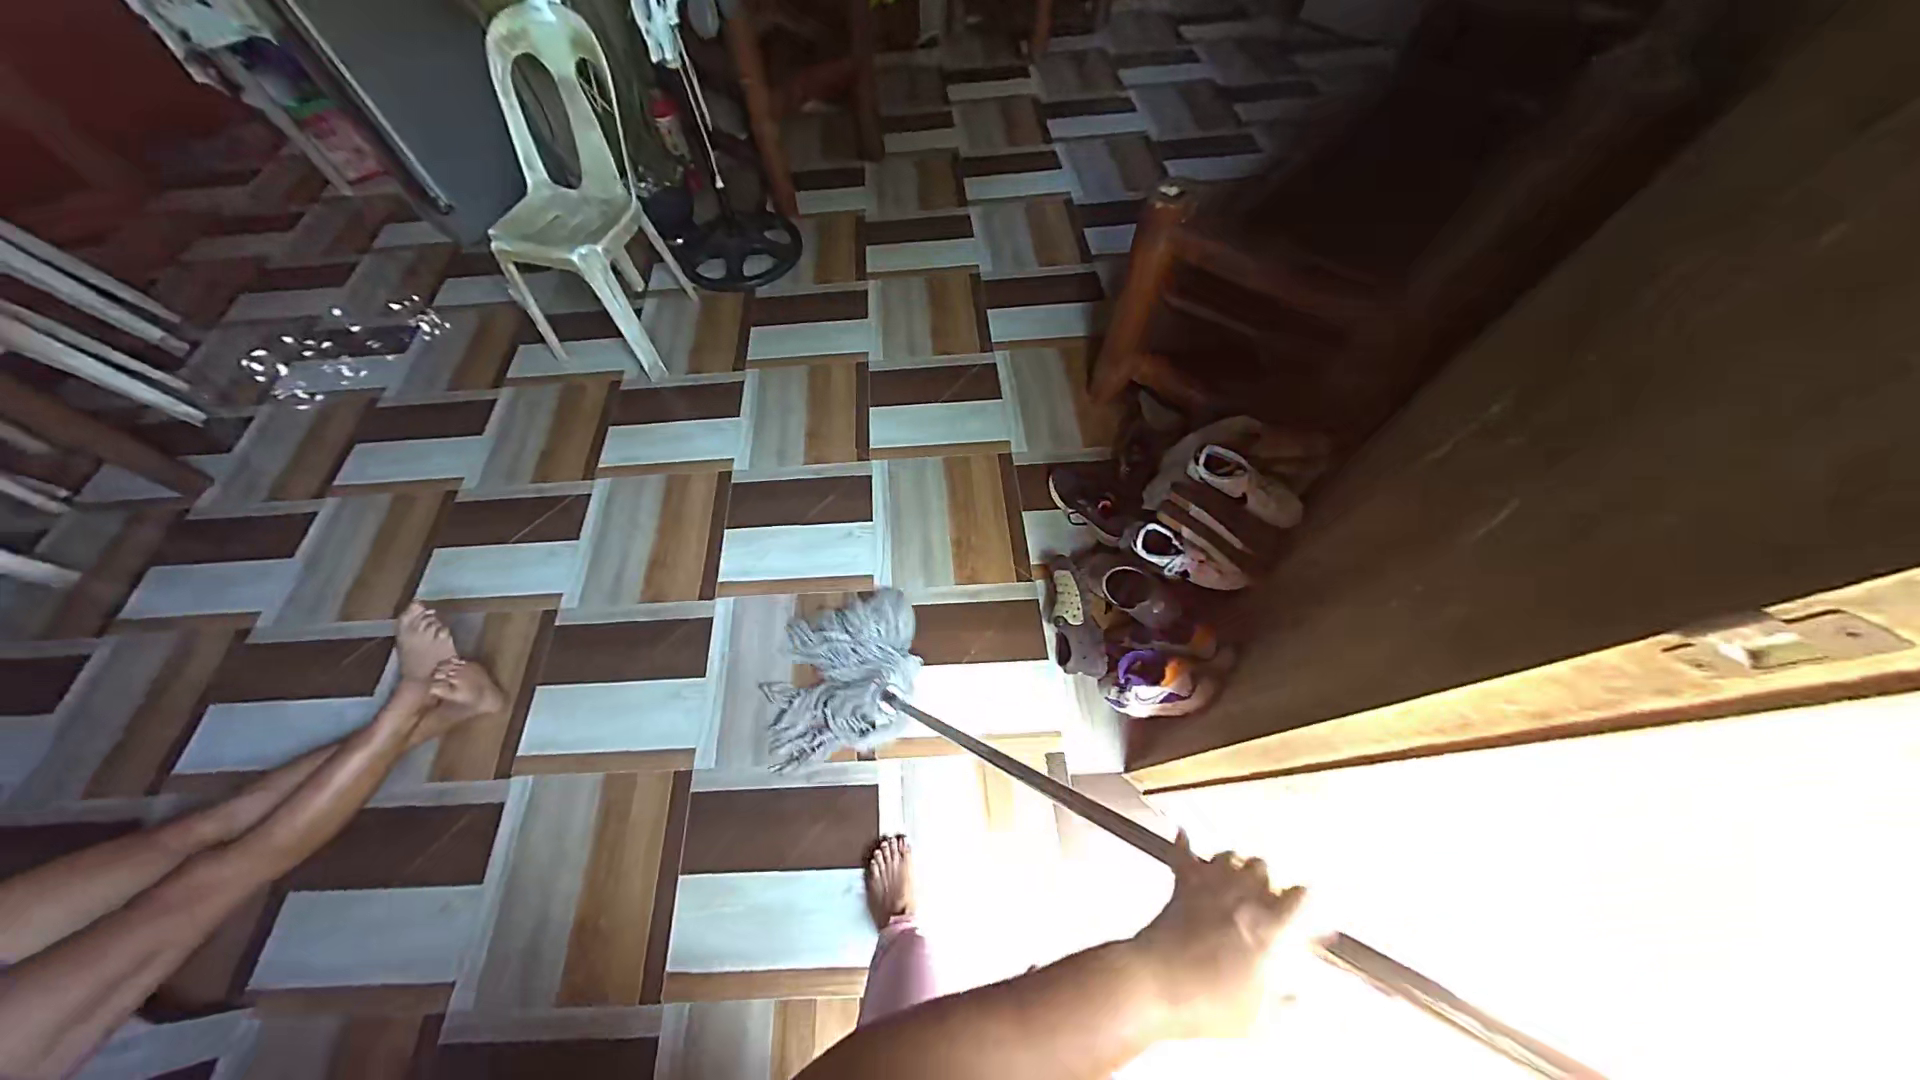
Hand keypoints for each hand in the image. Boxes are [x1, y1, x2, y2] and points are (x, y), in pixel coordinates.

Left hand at [1126, 831, 1303, 1039]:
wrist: (1159, 984)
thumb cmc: (1210, 1002)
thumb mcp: (1260, 1018)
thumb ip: (1283, 1002)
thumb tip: (1296, 997)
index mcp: (1268, 927)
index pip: (1301, 897)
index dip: (1306, 900)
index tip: (1307, 908)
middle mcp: (1240, 897)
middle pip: (1262, 866)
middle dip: (1267, 880)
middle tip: (1267, 898)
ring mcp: (1208, 886)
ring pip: (1228, 855)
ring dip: (1234, 864)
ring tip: (1236, 875)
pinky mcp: (1181, 885)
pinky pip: (1181, 854)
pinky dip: (1183, 844)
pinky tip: (1183, 834)